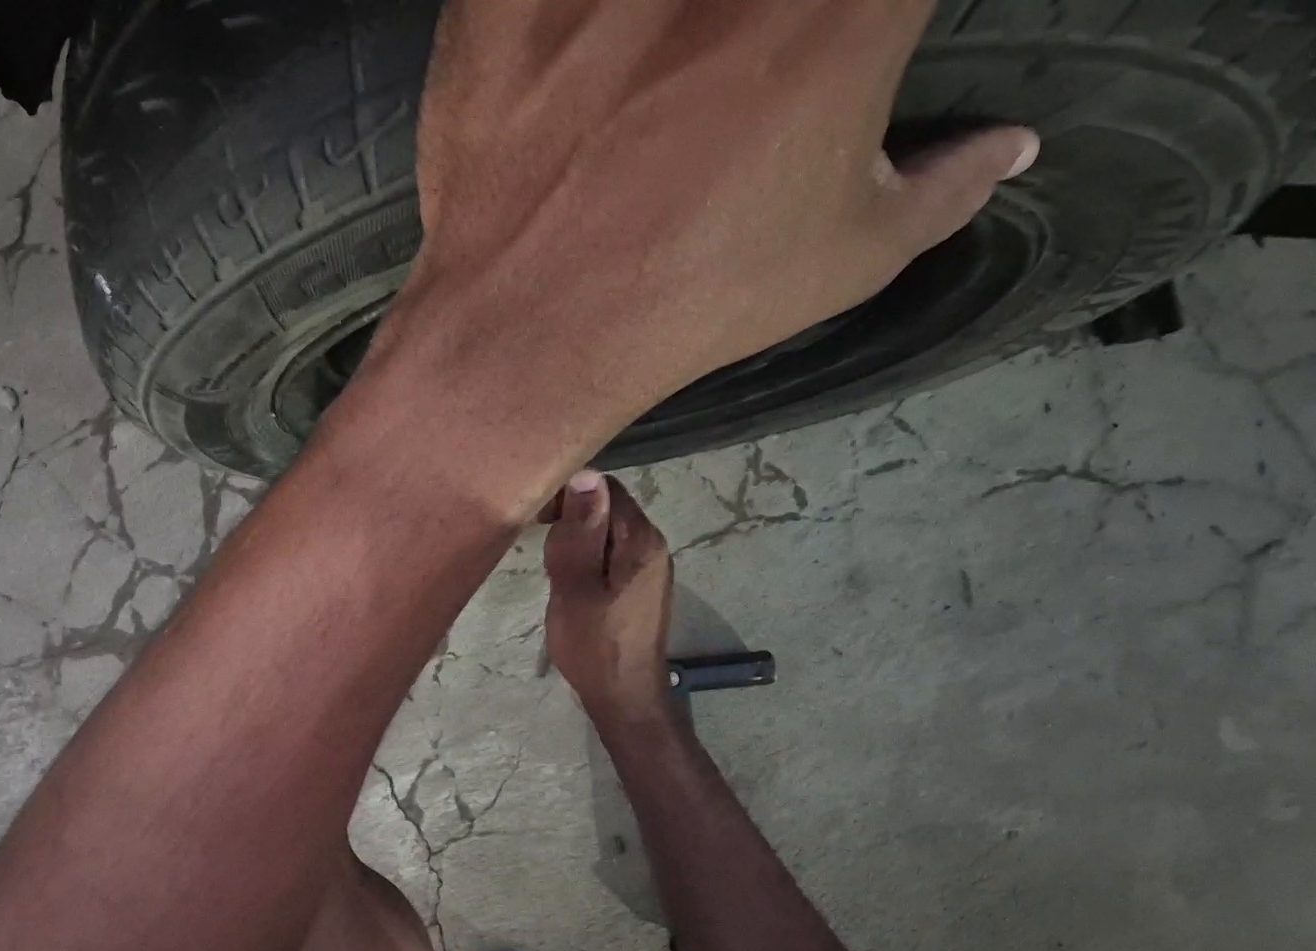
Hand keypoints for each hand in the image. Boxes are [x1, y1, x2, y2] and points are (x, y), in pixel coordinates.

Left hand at [348, 0, 1037, 518]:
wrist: (534, 328)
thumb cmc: (698, 295)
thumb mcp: (847, 255)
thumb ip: (942, 185)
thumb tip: (1005, 147)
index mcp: (851, 0)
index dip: (862, 21)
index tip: (831, 47)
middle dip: (750, 26)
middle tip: (727, 71)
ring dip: (658, 21)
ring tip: (646, 74)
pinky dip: (543, 15)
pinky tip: (567, 53)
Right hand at [544, 471, 676, 722]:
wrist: (624, 699)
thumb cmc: (594, 645)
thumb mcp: (575, 586)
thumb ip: (579, 532)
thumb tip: (584, 474)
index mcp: (640, 540)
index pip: (604, 487)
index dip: (569, 495)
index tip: (539, 521)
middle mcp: (652, 545)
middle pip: (607, 507)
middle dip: (571, 520)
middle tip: (545, 552)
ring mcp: (649, 566)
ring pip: (606, 531)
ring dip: (576, 542)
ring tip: (555, 571)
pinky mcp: (640, 585)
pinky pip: (610, 553)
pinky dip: (586, 560)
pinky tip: (570, 584)